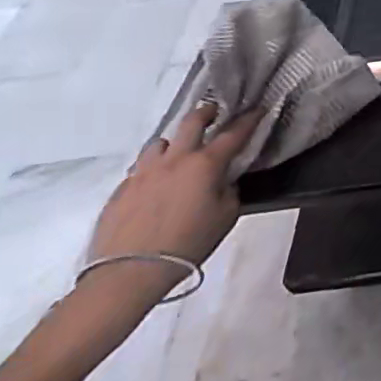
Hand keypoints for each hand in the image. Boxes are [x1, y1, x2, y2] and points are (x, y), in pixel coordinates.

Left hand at [86, 103, 263, 272]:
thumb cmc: (186, 246)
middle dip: (206, 113)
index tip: (256, 110)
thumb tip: (224, 181)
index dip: (248, 120)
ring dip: (173, 144)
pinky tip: (153, 188)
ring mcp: (145, 170)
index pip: (232, 135)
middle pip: (192, 122)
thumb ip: (229, 193)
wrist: (129, 271)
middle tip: (212, 113)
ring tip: (176, 155)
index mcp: (204, 165)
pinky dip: (152, 171)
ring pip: (160, 142)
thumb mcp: (224, 220)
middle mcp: (175, 159)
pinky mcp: (123, 187)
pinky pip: (141, 168)